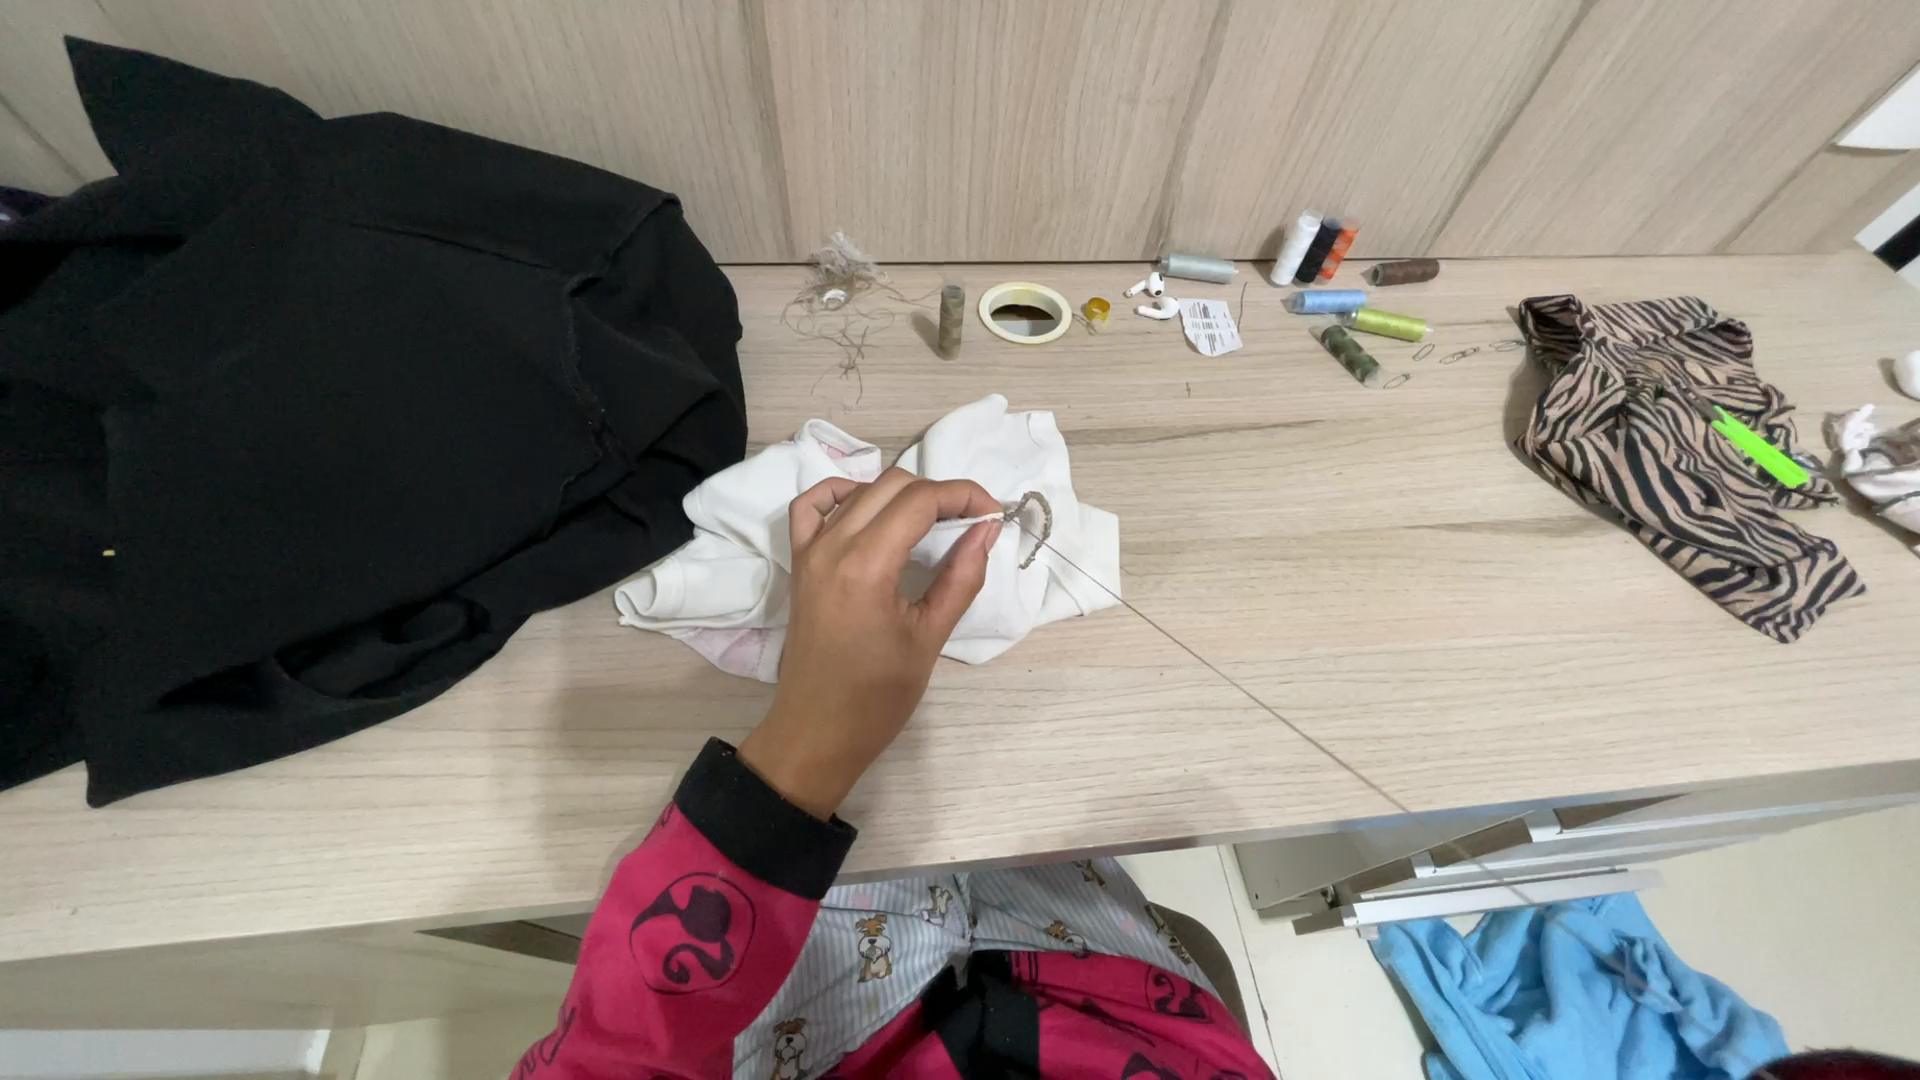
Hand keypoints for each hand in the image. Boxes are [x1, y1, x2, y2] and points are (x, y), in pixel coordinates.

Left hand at [737, 468, 1001, 817]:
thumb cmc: (877, 697)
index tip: (993, 512)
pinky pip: (812, 507)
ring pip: (860, 491)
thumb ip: (962, 577)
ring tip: (934, 521)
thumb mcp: (930, 638)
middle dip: (940, 494)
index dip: (964, 496)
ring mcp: (810, 552)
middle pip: (893, 485)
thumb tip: (987, 529)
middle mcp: (833, 546)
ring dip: (902, 495)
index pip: (921, 500)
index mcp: (867, 565)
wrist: (816, 731)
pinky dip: (842, 494)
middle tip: (971, 522)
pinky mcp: (799, 563)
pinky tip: (870, 509)